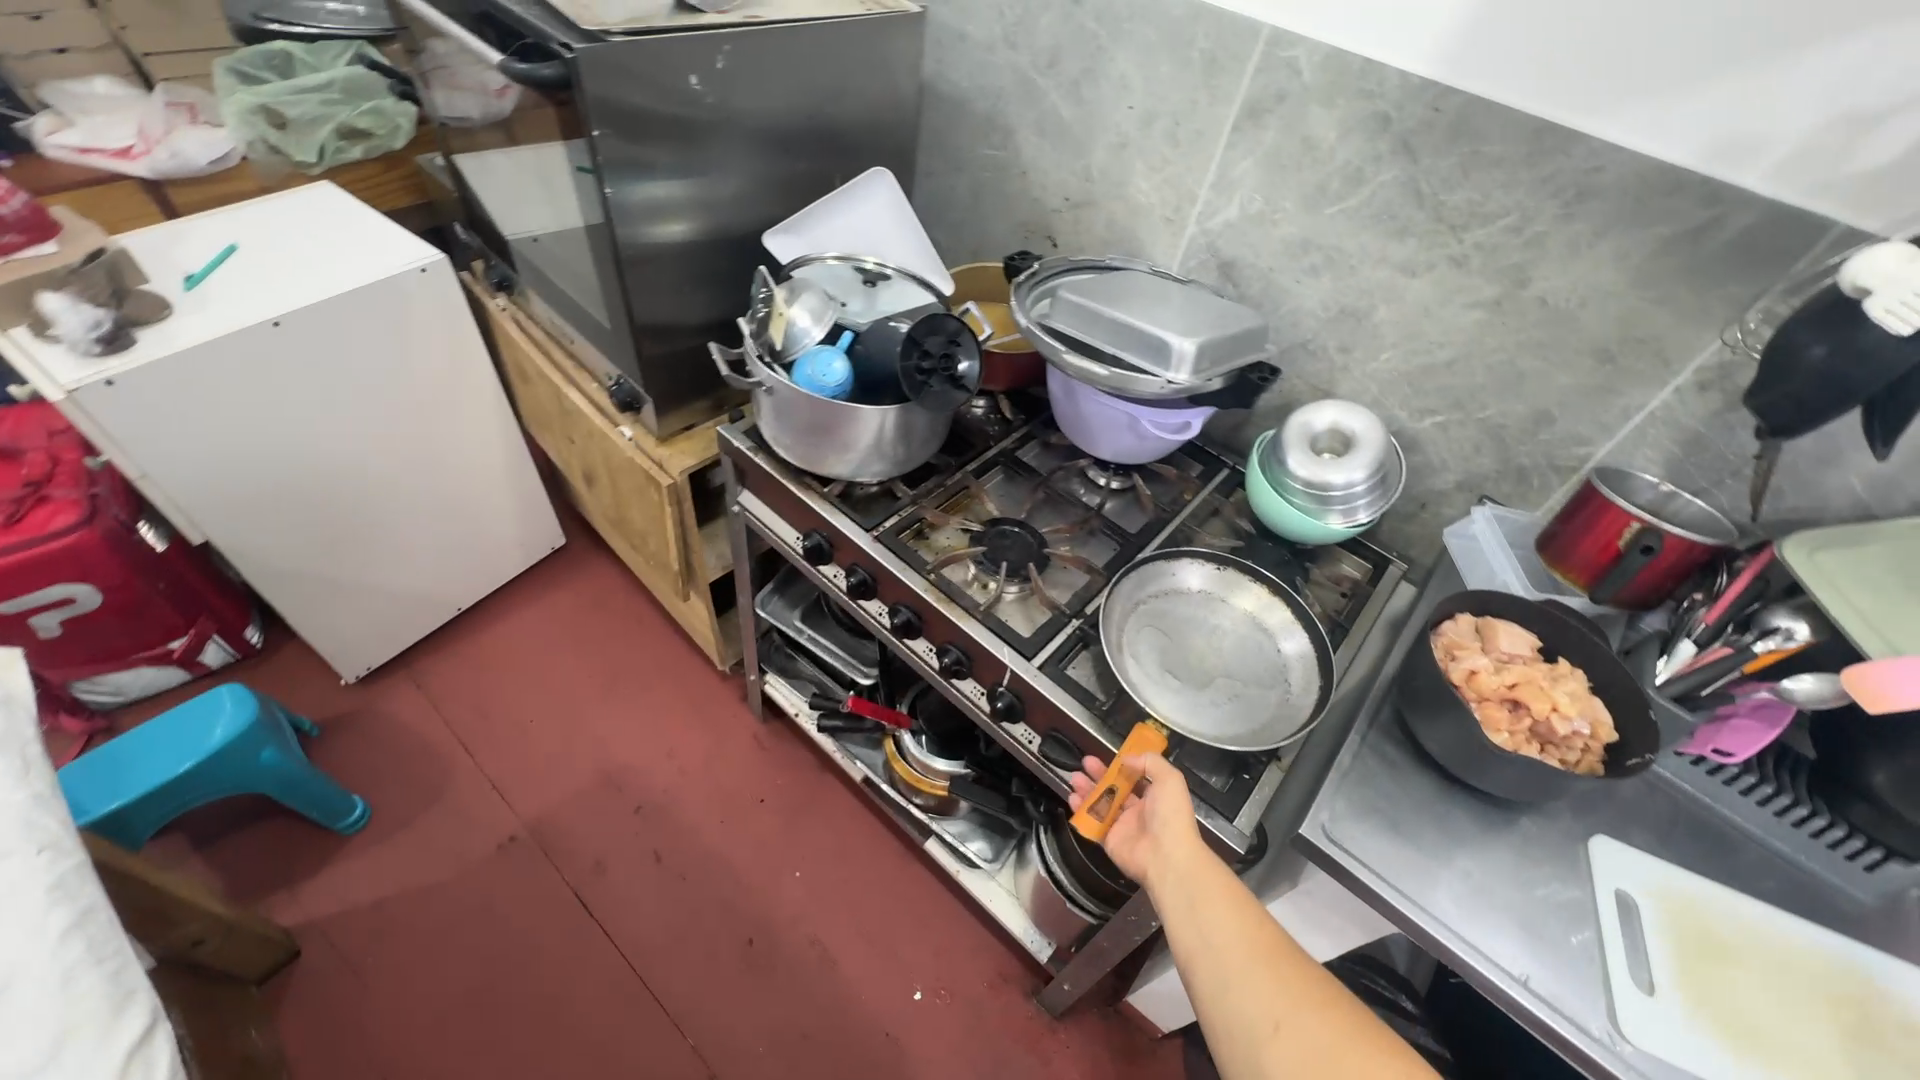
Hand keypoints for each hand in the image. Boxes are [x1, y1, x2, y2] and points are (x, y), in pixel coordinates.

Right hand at [1068, 753, 1202, 890]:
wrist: (1165, 856)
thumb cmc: (1170, 815)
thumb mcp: (1170, 779)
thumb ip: (1150, 762)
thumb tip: (1127, 759)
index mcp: (1154, 797)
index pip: (1134, 778)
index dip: (1120, 766)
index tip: (1107, 755)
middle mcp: (1137, 810)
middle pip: (1114, 788)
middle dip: (1099, 775)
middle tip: (1085, 762)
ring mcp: (1122, 826)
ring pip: (1101, 804)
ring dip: (1087, 789)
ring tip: (1074, 777)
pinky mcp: (1108, 840)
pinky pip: (1092, 823)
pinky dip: (1081, 810)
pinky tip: (1072, 798)